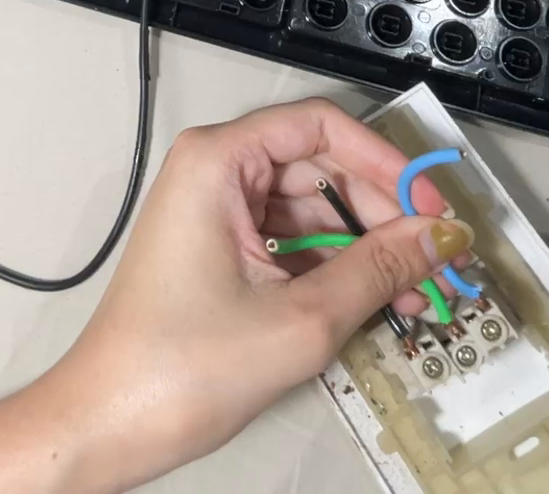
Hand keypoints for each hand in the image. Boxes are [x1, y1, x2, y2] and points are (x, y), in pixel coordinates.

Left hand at [42, 97, 463, 490]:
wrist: (111, 421)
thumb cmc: (180, 365)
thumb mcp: (301, 317)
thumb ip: (379, 267)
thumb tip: (437, 236)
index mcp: (217, 159)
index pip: (318, 127)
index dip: (382, 161)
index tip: (428, 205)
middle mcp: (212, 170)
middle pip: (316, 165)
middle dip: (378, 210)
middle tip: (433, 254)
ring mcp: (214, 207)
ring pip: (307, 205)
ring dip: (362, 244)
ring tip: (415, 287)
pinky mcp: (218, 244)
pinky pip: (288, 236)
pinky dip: (332, 263)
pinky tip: (375, 296)